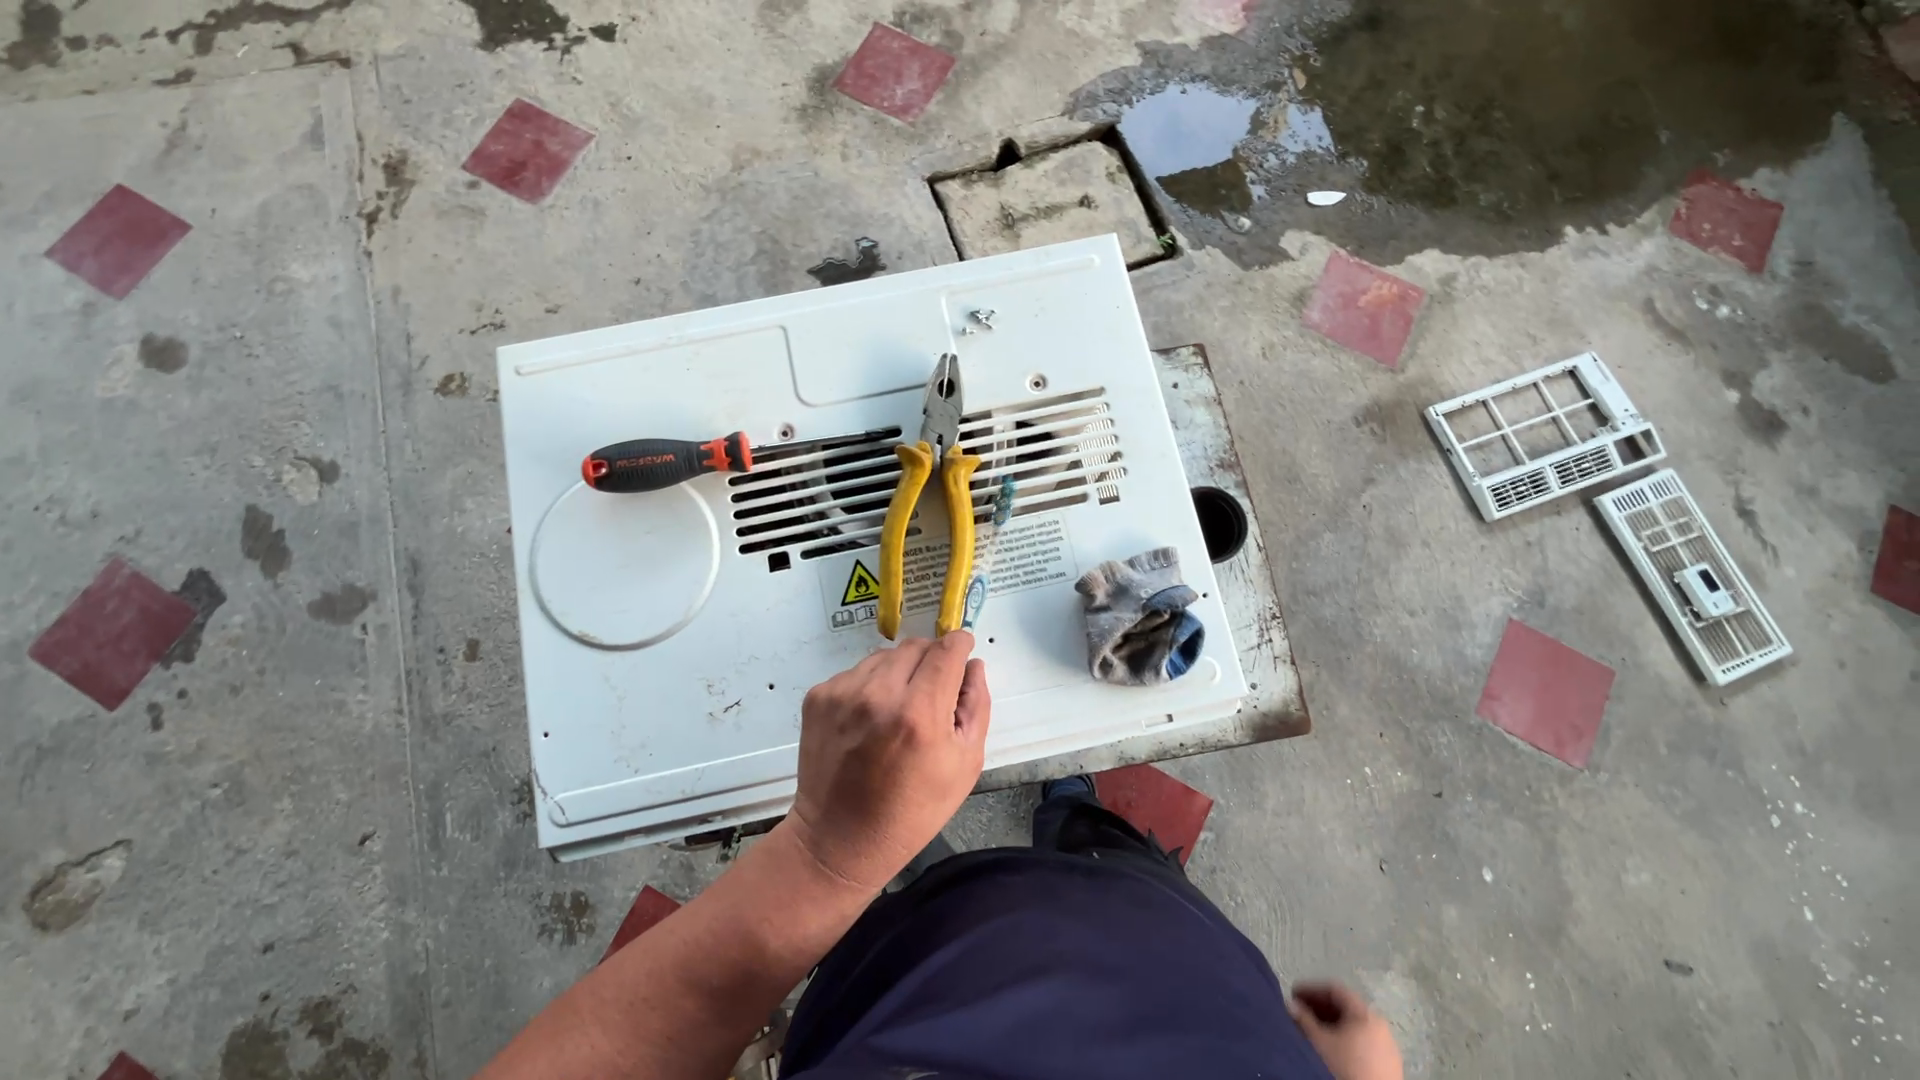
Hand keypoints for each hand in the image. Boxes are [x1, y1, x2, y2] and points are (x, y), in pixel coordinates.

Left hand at [784, 633, 990, 890]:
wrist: (838, 841)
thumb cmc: (911, 812)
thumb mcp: (964, 765)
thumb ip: (975, 707)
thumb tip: (973, 666)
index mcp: (920, 712)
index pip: (947, 649)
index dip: (960, 645)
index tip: (963, 651)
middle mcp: (879, 694)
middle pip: (916, 646)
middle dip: (931, 659)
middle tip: (933, 691)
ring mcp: (843, 692)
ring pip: (884, 656)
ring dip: (899, 672)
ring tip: (899, 711)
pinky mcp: (819, 697)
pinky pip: (856, 673)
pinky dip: (869, 686)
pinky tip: (870, 721)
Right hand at [1288, 981, 1402, 1079]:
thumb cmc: (1343, 1068)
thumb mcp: (1317, 1041)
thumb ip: (1302, 1019)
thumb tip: (1291, 1005)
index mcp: (1366, 1014)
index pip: (1336, 990)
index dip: (1311, 989)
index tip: (1292, 994)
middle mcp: (1380, 1026)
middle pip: (1346, 1007)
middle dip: (1319, 1007)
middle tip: (1299, 1012)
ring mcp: (1388, 1048)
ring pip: (1354, 1027)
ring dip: (1330, 1024)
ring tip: (1311, 1032)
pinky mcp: (1389, 1067)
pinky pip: (1363, 1043)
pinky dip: (1344, 1040)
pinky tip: (1330, 1051)